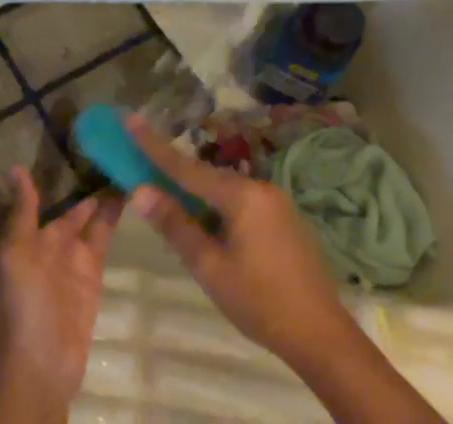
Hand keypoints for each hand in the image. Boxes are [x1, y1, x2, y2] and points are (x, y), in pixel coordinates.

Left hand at [0, 167, 122, 422]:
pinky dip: (111, 220)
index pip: (36, 199)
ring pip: (90, 219)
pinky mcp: (93, 274)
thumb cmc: (20, 304)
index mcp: (22, 238)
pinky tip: (126, 196)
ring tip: (120, 162)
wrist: (41, 362)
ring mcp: (72, 258)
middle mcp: (47, 243)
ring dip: (102, 197)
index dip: (48, 176)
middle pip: (68, 208)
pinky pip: (102, 240)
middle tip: (104, 146)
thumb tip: (17, 168)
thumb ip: (22, 212)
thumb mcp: (13, 253)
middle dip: (82, 183)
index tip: (63, 145)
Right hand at [123, 116, 345, 362]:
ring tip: (167, 200)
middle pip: (205, 175)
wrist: (322, 335)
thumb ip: (175, 224)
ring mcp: (277, 202)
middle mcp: (260, 188)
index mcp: (241, 195)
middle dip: (172, 172)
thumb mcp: (209, 267)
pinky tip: (206, 225)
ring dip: (195, 194)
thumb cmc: (260, 302)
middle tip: (140, 167)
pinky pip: (241, 202)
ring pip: (223, 190)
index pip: (185, 166)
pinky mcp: (285, 219)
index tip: (129, 118)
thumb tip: (139, 190)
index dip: (152, 144)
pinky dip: (217, 207)